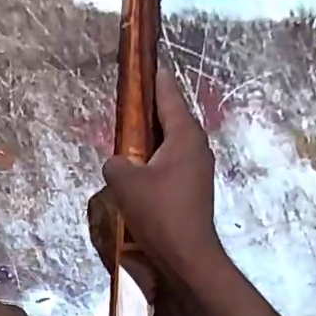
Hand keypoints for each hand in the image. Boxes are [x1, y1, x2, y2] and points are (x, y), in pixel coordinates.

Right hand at [99, 69, 225, 279]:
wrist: (188, 255)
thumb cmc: (159, 212)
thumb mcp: (124, 182)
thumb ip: (115, 162)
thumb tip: (120, 164)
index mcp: (185, 135)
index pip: (167, 93)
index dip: (154, 75)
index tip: (146, 59)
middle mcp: (197, 146)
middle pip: (171, 116)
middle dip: (149, 107)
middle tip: (127, 99)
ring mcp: (199, 168)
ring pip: (171, 142)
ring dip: (151, 137)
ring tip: (127, 134)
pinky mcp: (195, 187)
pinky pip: (172, 161)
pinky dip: (156, 158)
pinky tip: (140, 167)